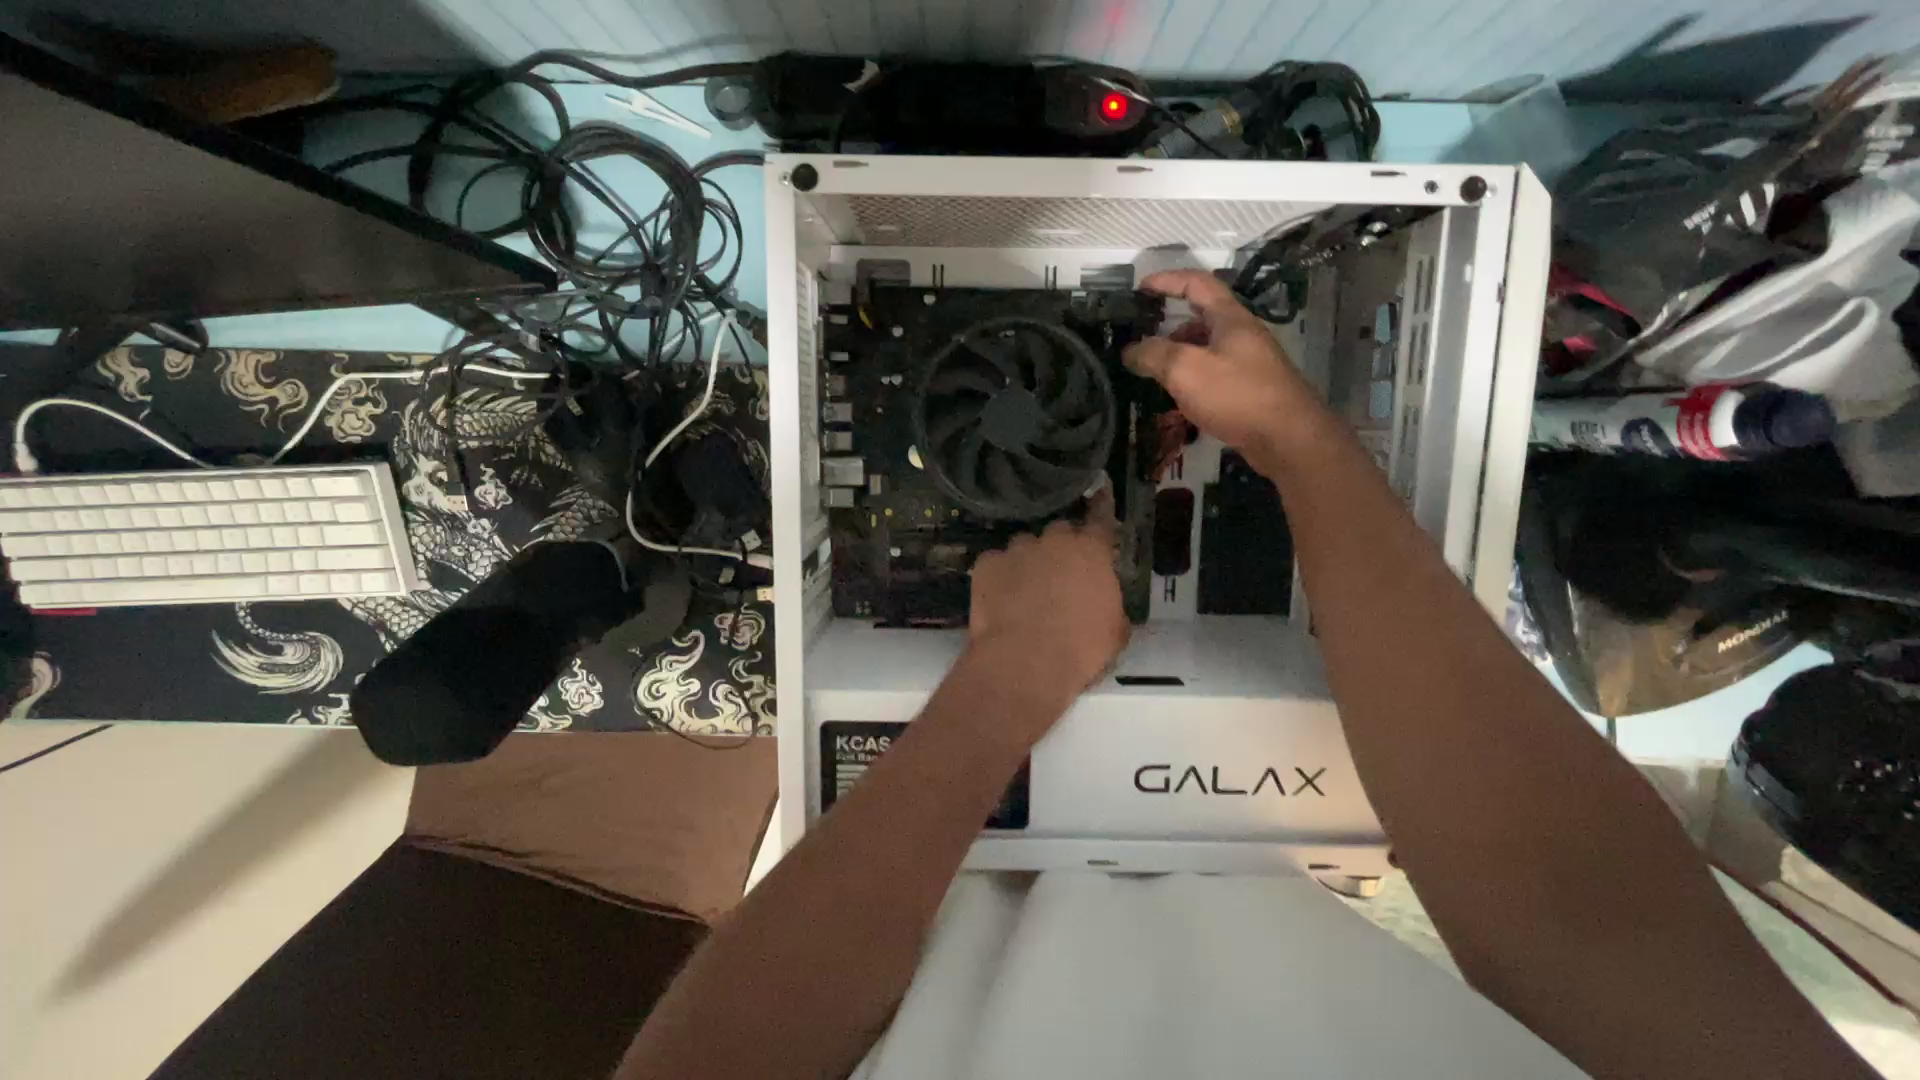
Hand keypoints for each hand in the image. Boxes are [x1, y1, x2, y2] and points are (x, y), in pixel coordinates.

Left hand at [968, 484, 1127, 697]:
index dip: (1102, 506)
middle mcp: (1053, 540)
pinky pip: (995, 563)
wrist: (1025, 661)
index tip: (1101, 493)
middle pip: (1058, 531)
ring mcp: (1016, 549)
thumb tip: (1105, 605)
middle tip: (1059, 572)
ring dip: (1027, 561)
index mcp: (1091, 552)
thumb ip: (1111, 606)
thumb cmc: (1081, 649)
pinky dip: (998, 576)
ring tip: (1024, 590)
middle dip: (1061, 546)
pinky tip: (999, 599)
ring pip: (1024, 546)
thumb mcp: (1114, 632)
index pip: (1101, 518)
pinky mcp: (986, 564)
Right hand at [1124, 269, 1331, 470]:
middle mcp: (1242, 334)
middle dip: (1170, 325)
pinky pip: (1214, 373)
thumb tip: (1130, 350)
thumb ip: (1154, 355)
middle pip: (1202, 317)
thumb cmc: (1236, 395)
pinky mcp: (1250, 389)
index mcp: (1230, 318)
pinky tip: (1179, 397)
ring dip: (1179, 354)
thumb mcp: (1186, 369)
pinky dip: (1192, 377)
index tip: (1140, 289)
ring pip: (1207, 348)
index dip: (1167, 280)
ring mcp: (1249, 362)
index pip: (1197, 283)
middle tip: (1143, 341)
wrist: (1288, 438)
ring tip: (1155, 373)